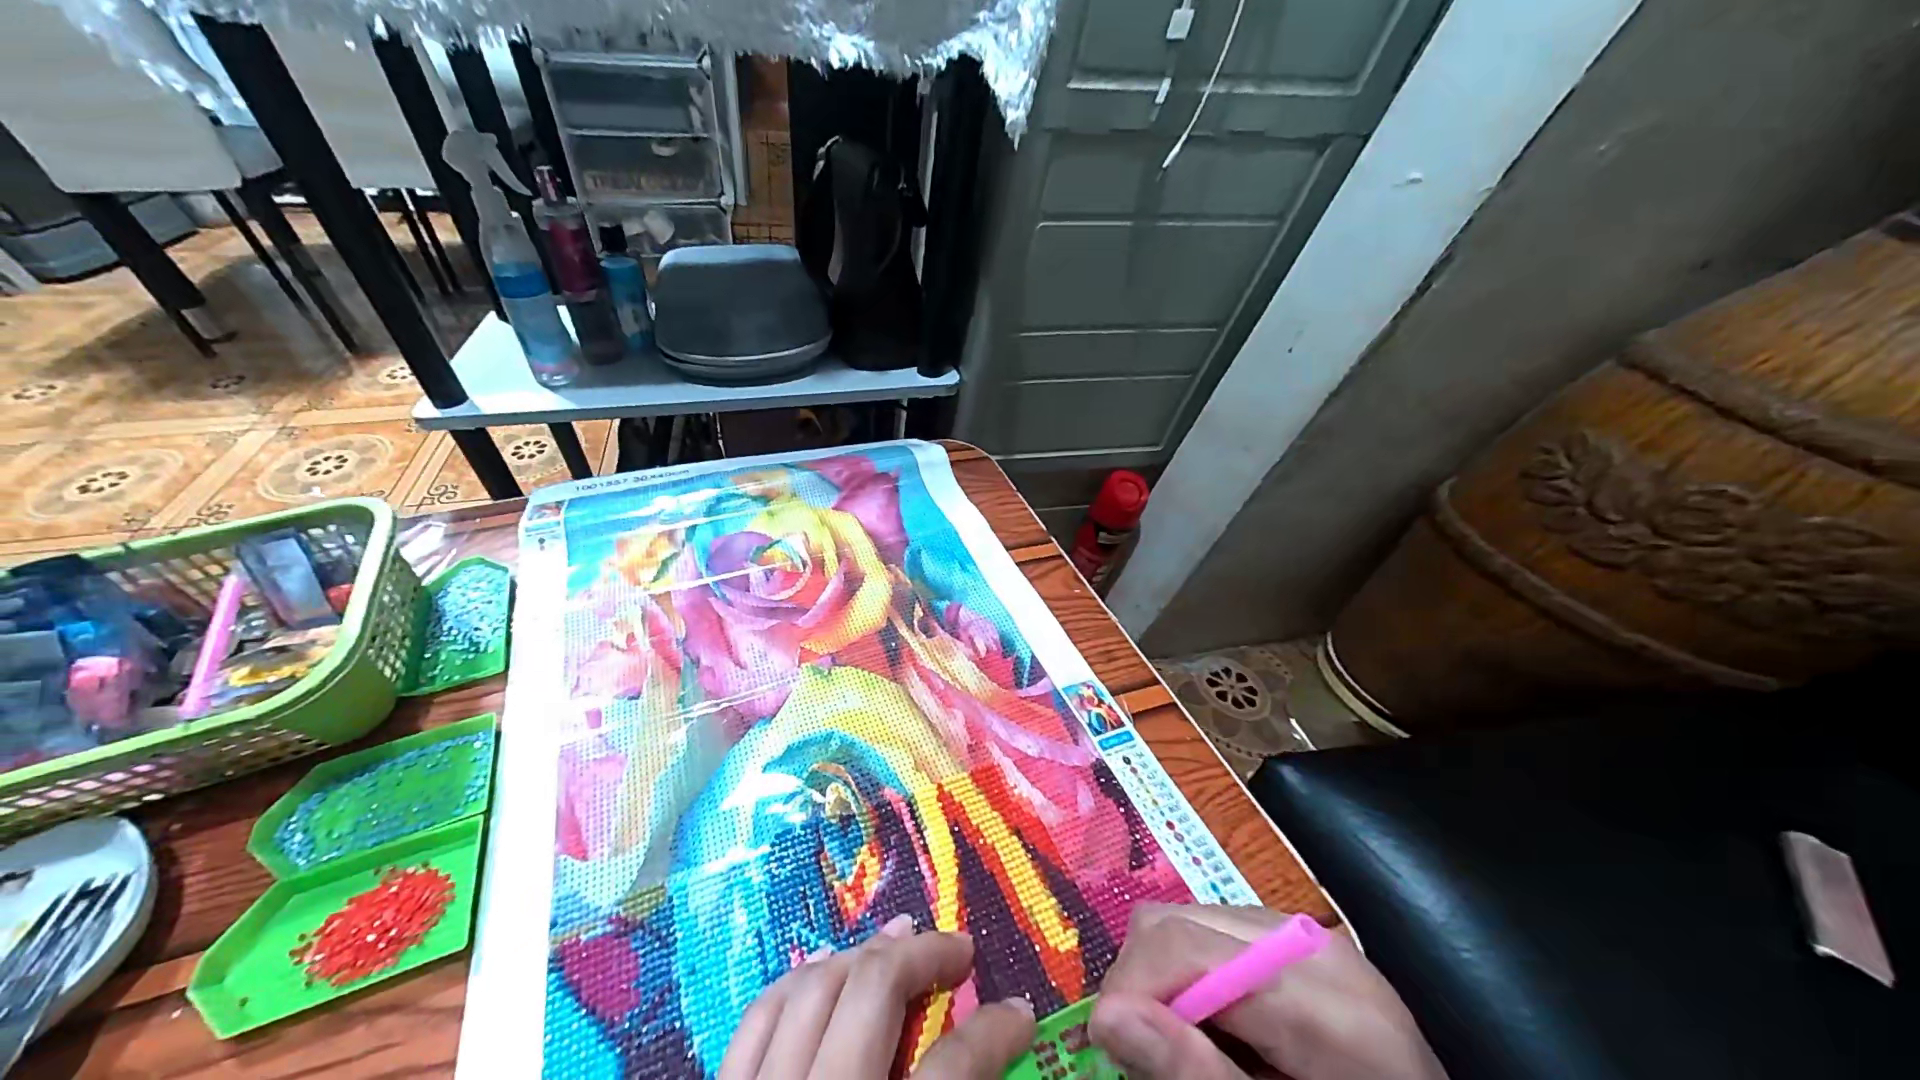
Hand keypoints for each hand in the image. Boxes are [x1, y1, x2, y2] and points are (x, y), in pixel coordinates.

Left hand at [719, 914, 1037, 1079]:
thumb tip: (997, 1048)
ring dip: (865, 954)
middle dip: (924, 956)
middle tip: (958, 949)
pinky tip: (829, 967)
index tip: (1022, 1011)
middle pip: (872, 992)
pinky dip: (800, 980)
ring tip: (902, 940)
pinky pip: (759, 1013)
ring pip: (813, 985)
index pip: (952, 1071)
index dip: (996, 1032)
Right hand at [1089, 905, 1446, 1079]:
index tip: (1107, 1046)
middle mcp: (1312, 945)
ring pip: (1187, 918)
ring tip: (1184, 1046)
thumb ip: (1194, 1074)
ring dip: (1162, 977)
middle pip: (1177, 922)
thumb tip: (1106, 1017)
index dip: (1129, 988)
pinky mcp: (1300, 939)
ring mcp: (1308, 935)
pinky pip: (1214, 930)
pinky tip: (1215, 1026)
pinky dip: (1192, 972)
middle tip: (1143, 1054)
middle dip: (1139, 982)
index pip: (1186, 948)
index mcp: (1323, 1001)